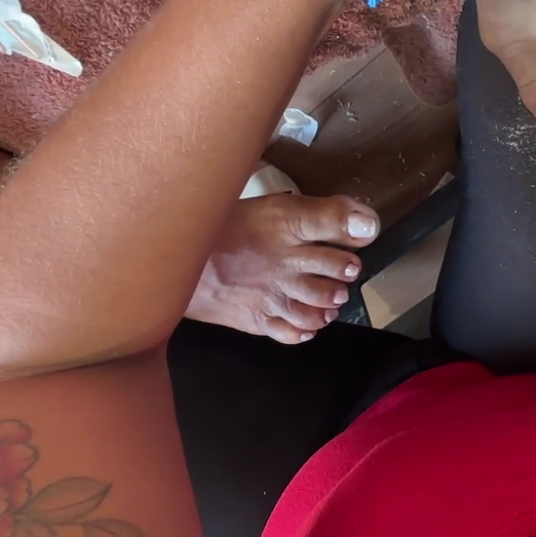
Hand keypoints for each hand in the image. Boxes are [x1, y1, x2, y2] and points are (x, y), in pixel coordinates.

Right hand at [185, 193, 376, 343]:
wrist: (171, 262)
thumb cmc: (219, 226)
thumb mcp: (268, 204)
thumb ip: (317, 211)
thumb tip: (365, 220)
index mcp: (286, 224)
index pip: (336, 223)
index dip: (356, 231)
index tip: (360, 236)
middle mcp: (285, 262)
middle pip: (335, 273)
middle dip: (346, 273)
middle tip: (344, 271)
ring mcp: (271, 295)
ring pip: (319, 307)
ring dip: (330, 303)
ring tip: (329, 297)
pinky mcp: (256, 320)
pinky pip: (291, 332)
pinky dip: (305, 329)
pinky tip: (308, 322)